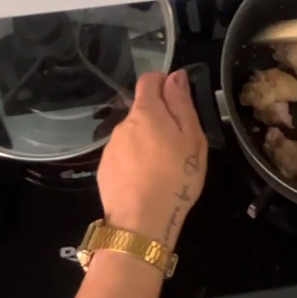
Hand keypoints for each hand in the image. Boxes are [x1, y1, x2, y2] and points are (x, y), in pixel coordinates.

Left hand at [98, 71, 207, 245]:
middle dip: (158, 119)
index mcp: (146, 112)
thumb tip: (175, 76)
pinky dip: (134, 161)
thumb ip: (181, 104)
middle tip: (178, 144)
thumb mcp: (192, 138)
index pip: (148, 80)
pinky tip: (145, 180)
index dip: (163, 82)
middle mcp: (123, 125)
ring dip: (145, 142)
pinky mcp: (104, 169)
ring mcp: (111, 148)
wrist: (141, 222)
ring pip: (132, 135)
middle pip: (141, 110)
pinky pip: (123, 156)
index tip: (176, 97)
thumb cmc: (176, 177)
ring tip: (162, 167)